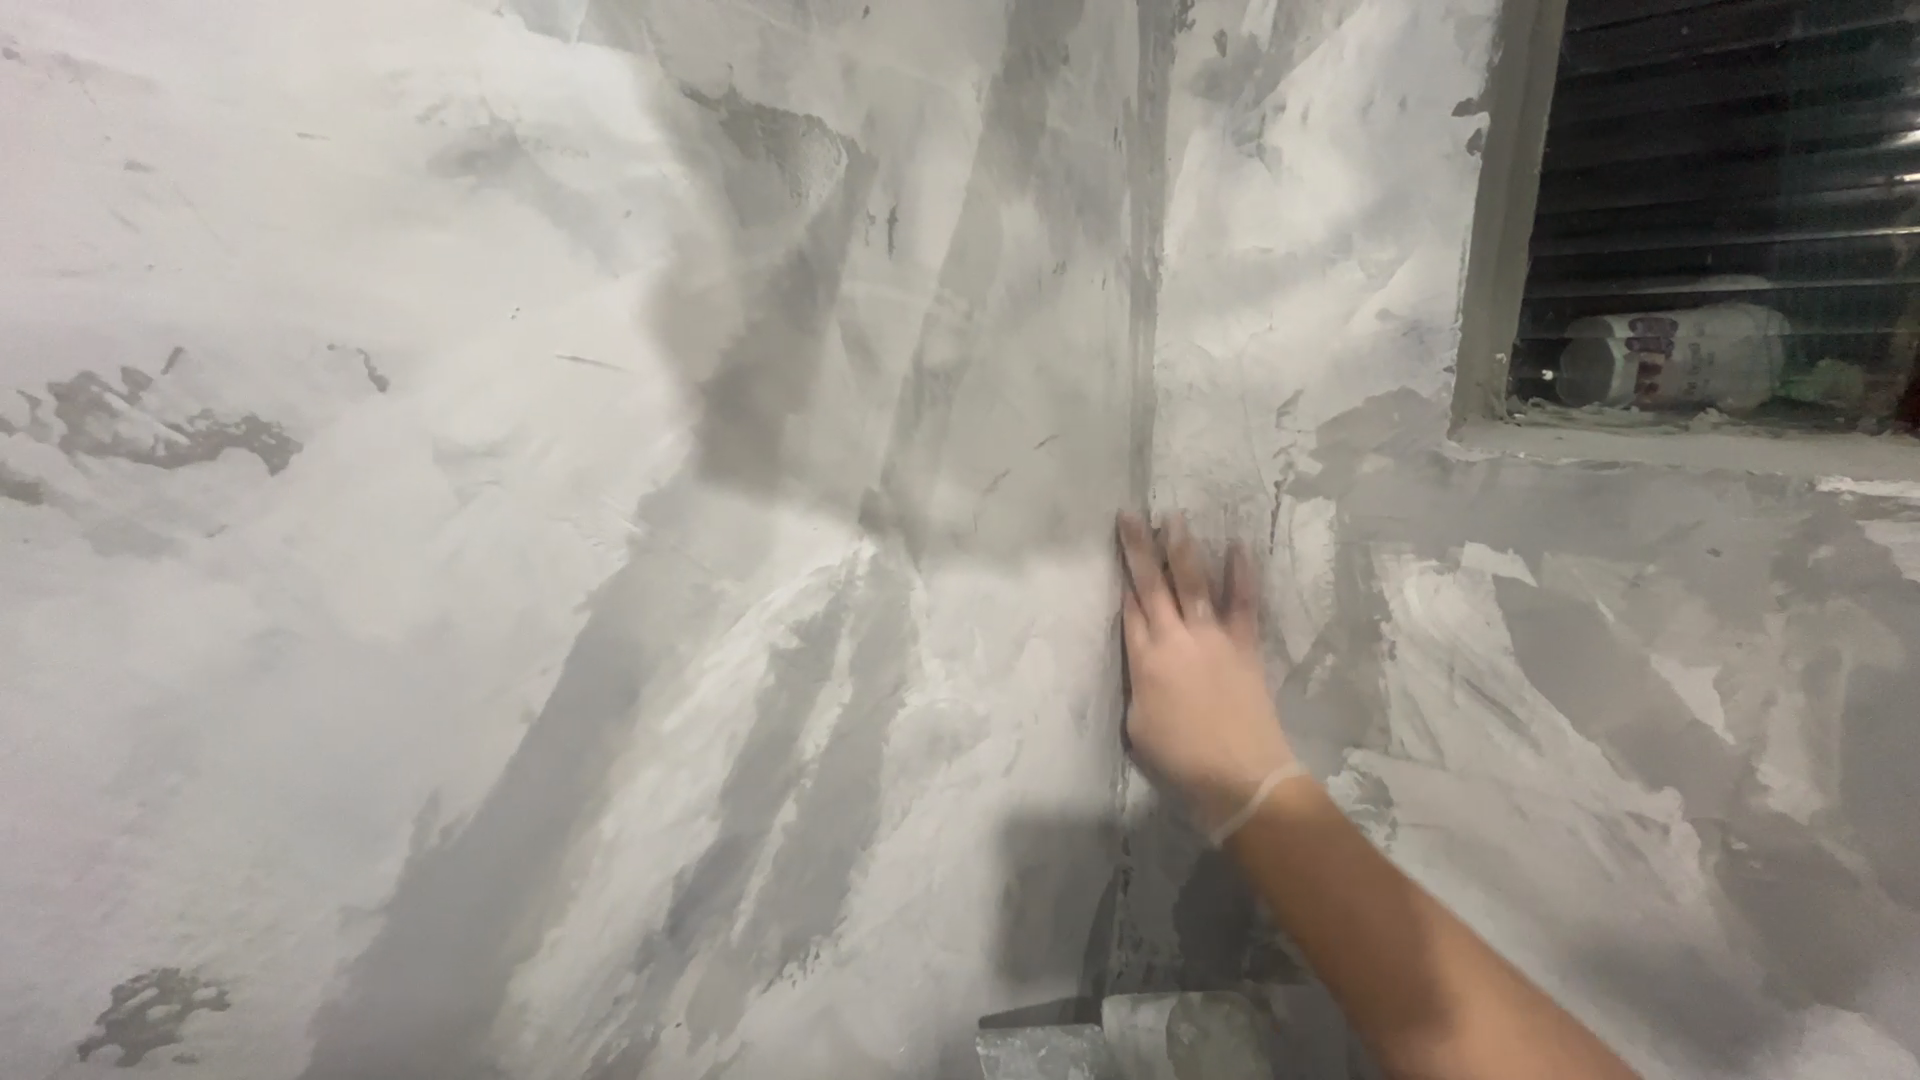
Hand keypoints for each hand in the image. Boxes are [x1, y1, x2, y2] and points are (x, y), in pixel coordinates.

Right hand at [1116, 511, 1297, 830]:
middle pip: (1151, 585)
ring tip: (1174, 517)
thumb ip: (1137, 686)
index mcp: (1144, 661)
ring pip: (1193, 583)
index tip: (1116, 548)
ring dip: (1183, 549)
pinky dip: (1240, 574)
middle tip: (1130, 515)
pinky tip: (1238, 546)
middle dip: (1138, 548)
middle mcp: (1175, 640)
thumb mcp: (1137, 725)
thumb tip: (1144, 666)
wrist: (1240, 776)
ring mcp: (1212, 638)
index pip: (1128, 609)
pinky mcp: (1244, 646)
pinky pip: (1242, 603)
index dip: (1121, 578)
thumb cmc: (1180, 759)